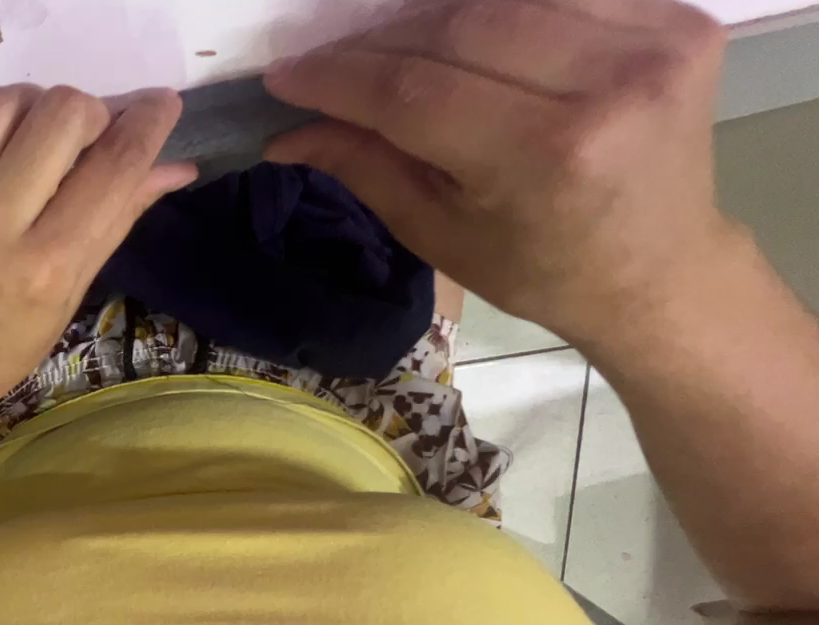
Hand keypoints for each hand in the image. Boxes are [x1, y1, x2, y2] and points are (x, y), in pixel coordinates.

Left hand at [0, 85, 196, 409]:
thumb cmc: (13, 342)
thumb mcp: (73, 291)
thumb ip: (120, 217)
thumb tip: (177, 163)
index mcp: (45, 265)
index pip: (112, 165)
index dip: (149, 121)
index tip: (160, 107)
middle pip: (60, 114)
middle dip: (92, 113)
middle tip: (90, 140)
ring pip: (3, 104)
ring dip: (37, 107)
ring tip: (43, 138)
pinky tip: (3, 145)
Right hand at [264, 0, 742, 345]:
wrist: (650, 262)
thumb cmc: (527, 266)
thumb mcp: (429, 230)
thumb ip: (363, 165)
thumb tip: (286, 134)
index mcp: (541, 154)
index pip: (415, 92)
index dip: (339, 78)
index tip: (283, 76)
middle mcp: (606, 81)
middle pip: (458, 29)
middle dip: (373, 44)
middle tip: (319, 64)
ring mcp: (653, 37)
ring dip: (422, 19)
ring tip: (375, 50)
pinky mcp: (675, 14)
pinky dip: (485, 10)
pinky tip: (446, 35)